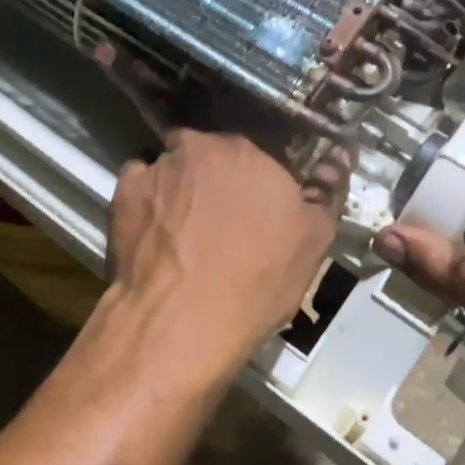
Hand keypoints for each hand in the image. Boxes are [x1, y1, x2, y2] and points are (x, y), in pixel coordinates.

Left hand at [99, 130, 345, 379]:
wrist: (180, 319)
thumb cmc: (257, 279)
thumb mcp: (314, 240)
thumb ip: (328, 190)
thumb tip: (341, 154)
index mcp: (250, 149)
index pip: (259, 145)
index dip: (259, 173)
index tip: (259, 198)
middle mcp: (201, 145)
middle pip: (212, 151)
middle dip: (218, 175)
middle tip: (223, 215)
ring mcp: (157, 165)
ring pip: (174, 165)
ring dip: (182, 185)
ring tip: (185, 227)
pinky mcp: (123, 190)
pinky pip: (140, 183)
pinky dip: (148, 198)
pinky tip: (156, 230)